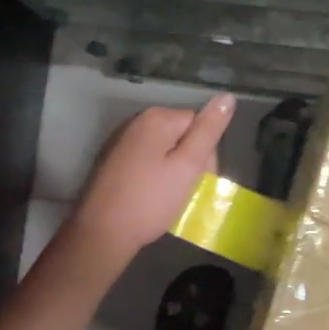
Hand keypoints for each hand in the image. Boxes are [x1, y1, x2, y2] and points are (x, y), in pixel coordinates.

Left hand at [69, 94, 236, 260]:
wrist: (101, 234)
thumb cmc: (149, 200)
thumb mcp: (187, 167)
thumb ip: (208, 131)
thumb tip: (228, 96)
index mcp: (157, 118)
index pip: (198, 125)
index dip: (204, 155)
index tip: (197, 182)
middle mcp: (137, 121)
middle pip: (180, 135)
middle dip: (187, 162)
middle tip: (182, 193)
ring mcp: (121, 140)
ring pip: (163, 150)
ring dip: (171, 171)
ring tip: (166, 199)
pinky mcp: (111, 160)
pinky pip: (145, 161)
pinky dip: (152, 177)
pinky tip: (148, 198)